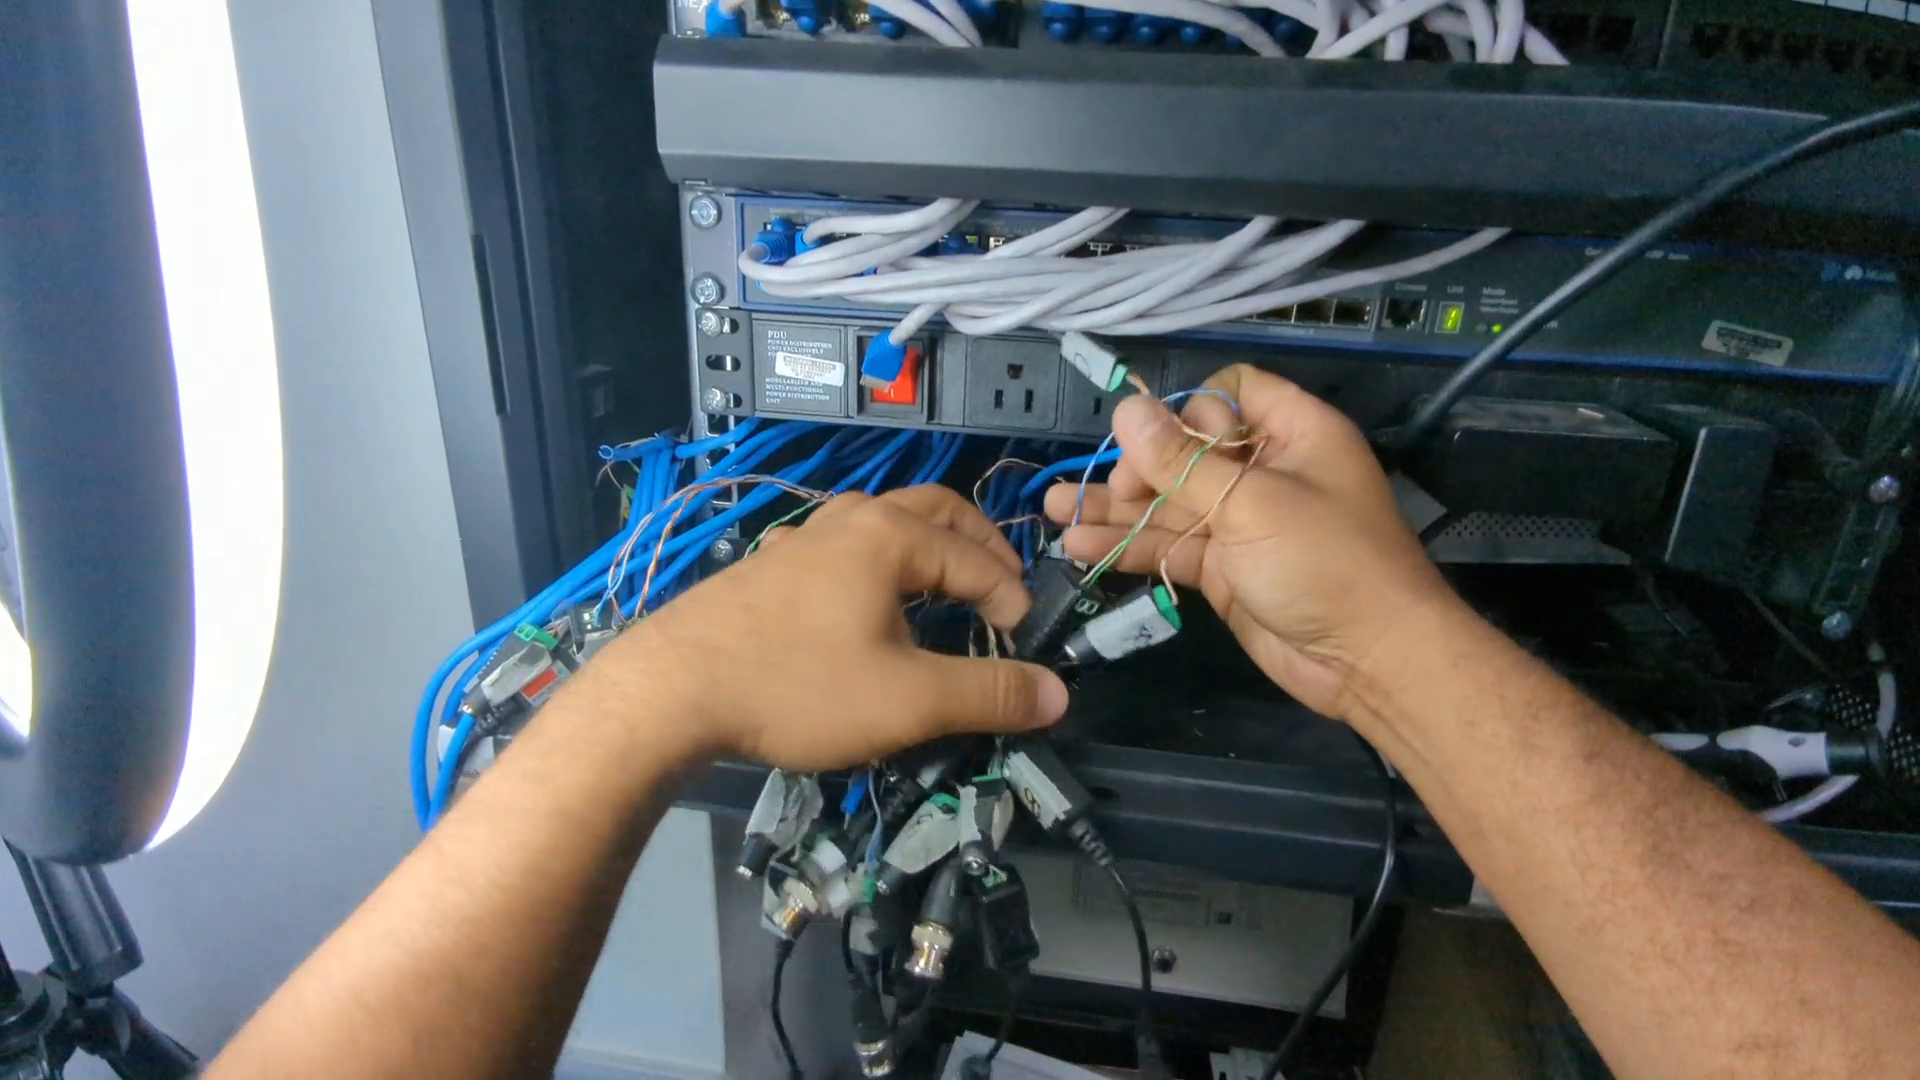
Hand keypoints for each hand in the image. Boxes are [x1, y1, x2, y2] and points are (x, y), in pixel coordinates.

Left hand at [597, 486, 1068, 770]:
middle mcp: (848, 519)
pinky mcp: (770, 566)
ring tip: (943, 585)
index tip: (1023, 643)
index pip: (976, 557)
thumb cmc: (798, 687)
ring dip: (926, 545)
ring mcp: (802, 538)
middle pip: (935, 509)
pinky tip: (862, 598)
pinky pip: (840, 546)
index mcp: (889, 535)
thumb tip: (1058, 693)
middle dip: (978, 544)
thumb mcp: (908, 700)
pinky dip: (876, 560)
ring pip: (883, 521)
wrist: (669, 692)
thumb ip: (989, 692)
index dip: (1011, 598)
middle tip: (1003, 585)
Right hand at [1044, 364, 1464, 721]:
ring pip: (1167, 503)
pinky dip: (1128, 547)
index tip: (1159, 438)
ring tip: (1056, 509)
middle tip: (1111, 489)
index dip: (1189, 409)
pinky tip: (1080, 547)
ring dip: (1115, 508)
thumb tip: (1125, 410)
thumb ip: (1182, 461)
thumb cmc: (1326, 563)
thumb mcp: (1252, 504)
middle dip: (1138, 466)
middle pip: (1185, 450)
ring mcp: (1238, 522)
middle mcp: (1261, 471)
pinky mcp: (1220, 567)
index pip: (1230, 392)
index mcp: (1291, 433)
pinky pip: (1168, 545)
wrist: (1368, 663)